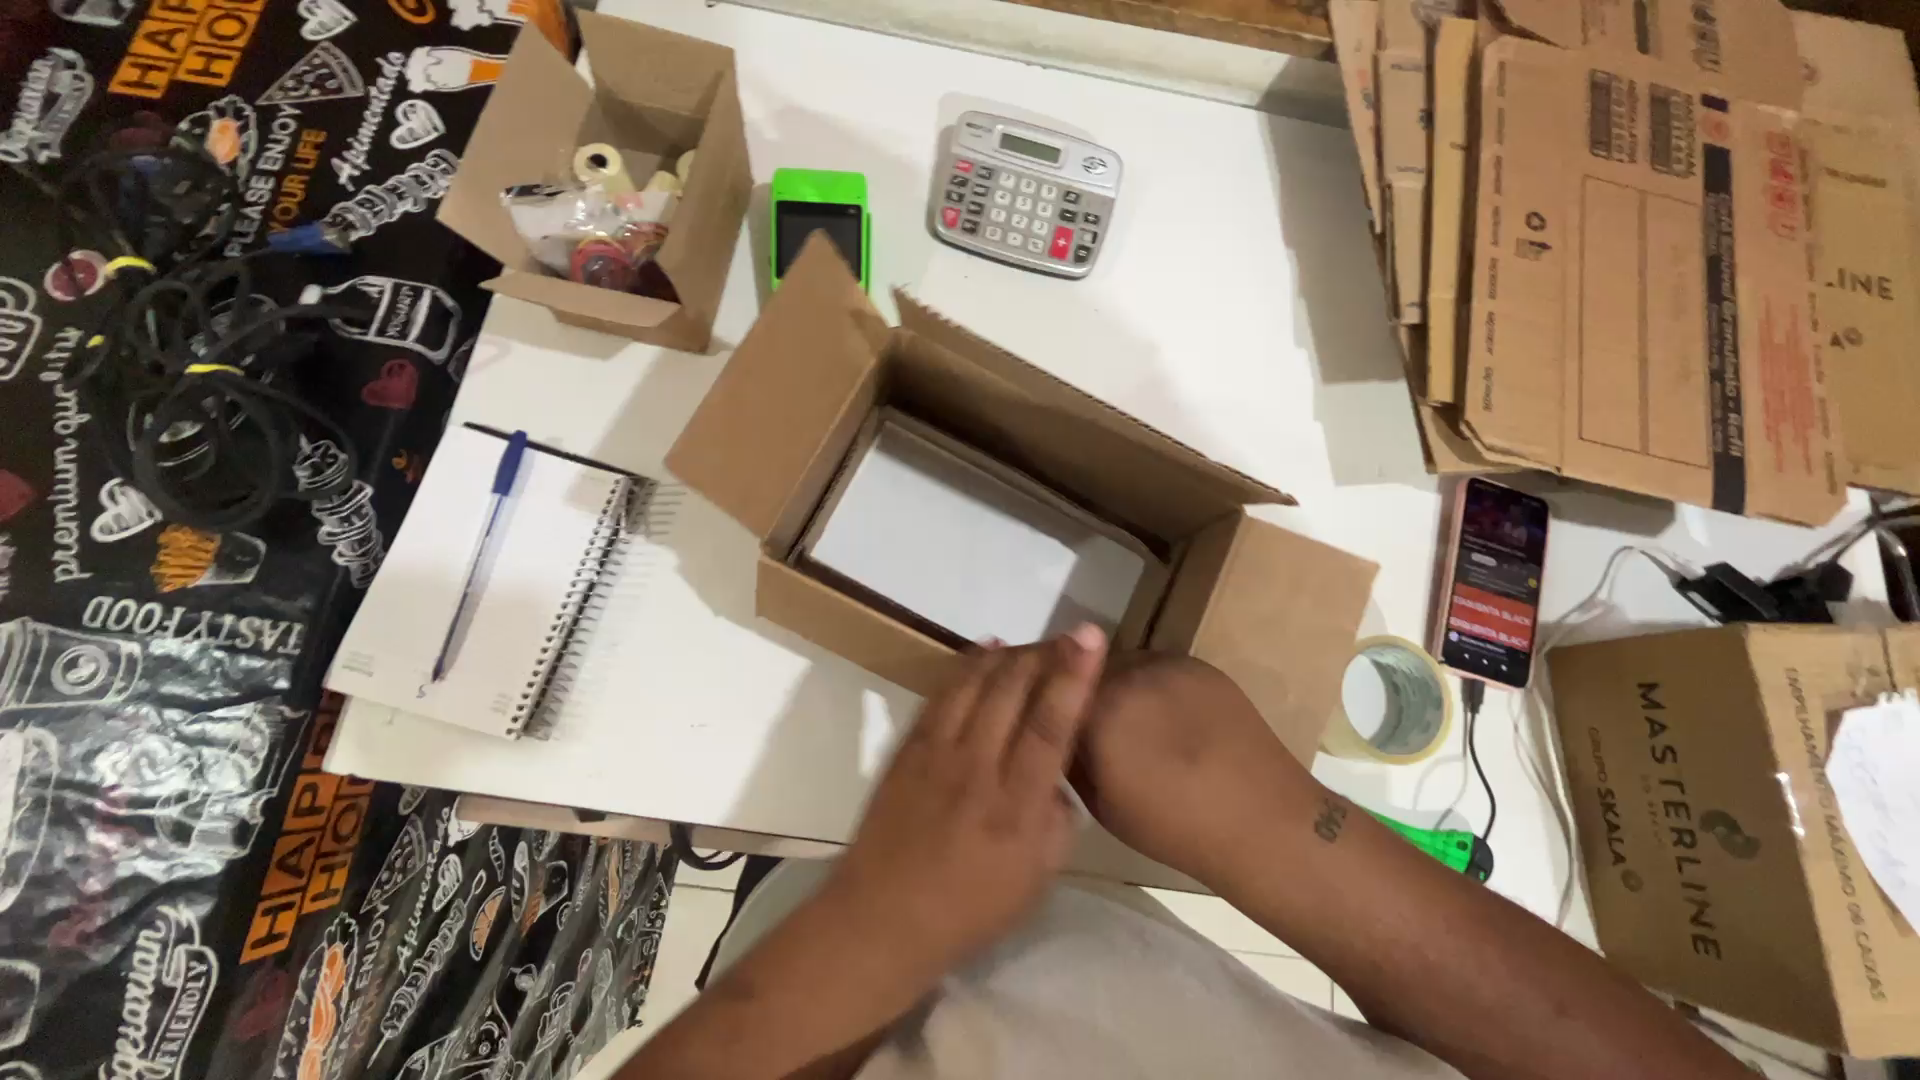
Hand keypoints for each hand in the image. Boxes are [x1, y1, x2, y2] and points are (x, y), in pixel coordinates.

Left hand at [818, 626, 1108, 981]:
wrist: (883, 917)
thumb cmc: (969, 909)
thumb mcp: (1036, 879)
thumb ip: (1056, 821)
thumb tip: (1057, 777)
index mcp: (1015, 805)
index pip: (1050, 724)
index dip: (1074, 676)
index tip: (1089, 637)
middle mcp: (977, 767)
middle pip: (1013, 690)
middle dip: (1045, 653)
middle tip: (1067, 637)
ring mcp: (936, 753)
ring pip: (976, 683)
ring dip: (1007, 654)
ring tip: (1031, 641)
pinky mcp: (907, 748)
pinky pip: (941, 693)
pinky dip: (966, 665)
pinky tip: (983, 650)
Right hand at [1070, 654, 1320, 887]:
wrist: (1261, 821)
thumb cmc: (1173, 826)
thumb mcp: (1101, 803)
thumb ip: (1072, 757)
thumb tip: (1060, 732)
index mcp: (1098, 712)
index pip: (1052, 692)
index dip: (1047, 705)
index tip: (1047, 720)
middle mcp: (1128, 675)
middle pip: (1085, 671)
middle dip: (1082, 692)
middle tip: (1090, 723)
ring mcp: (1166, 664)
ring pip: (1121, 664)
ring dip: (1115, 685)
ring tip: (1130, 720)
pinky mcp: (1198, 665)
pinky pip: (1157, 666)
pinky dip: (1150, 685)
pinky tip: (1165, 716)